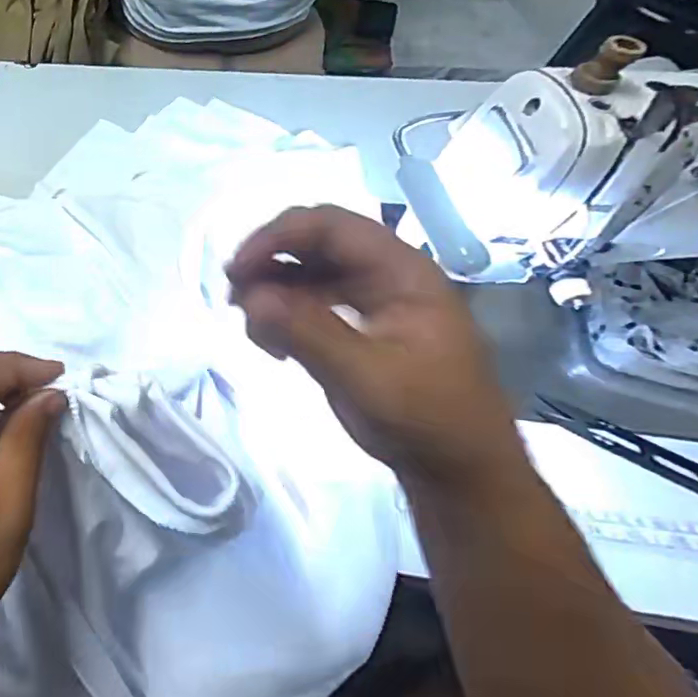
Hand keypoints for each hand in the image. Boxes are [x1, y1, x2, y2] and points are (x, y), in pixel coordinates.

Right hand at [226, 206, 523, 490]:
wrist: (463, 470)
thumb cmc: (427, 420)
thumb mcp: (366, 378)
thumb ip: (308, 333)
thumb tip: (252, 297)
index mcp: (401, 270)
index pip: (332, 226)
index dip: (279, 236)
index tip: (238, 268)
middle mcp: (386, 273)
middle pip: (318, 242)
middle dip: (272, 259)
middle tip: (234, 293)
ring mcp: (374, 298)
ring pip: (312, 271)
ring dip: (275, 287)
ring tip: (247, 321)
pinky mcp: (361, 324)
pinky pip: (315, 302)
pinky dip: (287, 313)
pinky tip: (272, 344)